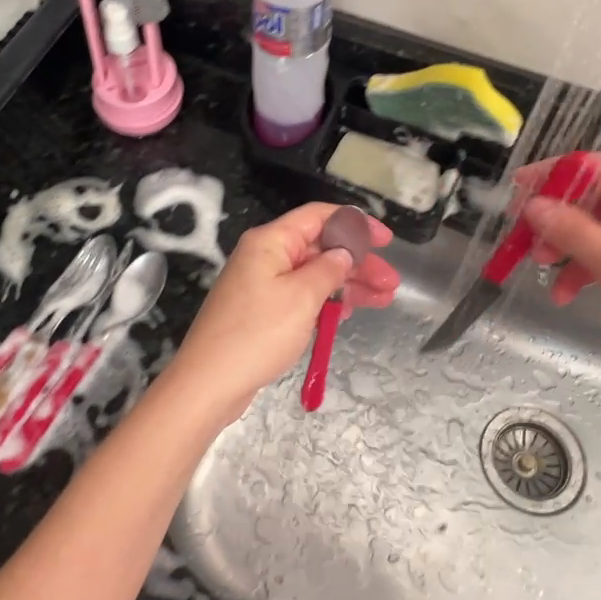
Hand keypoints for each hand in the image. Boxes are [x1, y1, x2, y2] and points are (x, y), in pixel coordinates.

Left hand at [165, 203, 398, 425]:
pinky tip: (349, 311)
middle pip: (320, 247)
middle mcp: (266, 256)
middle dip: (358, 262)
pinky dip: (327, 300)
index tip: (386, 240)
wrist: (209, 383)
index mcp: (271, 241)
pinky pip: (302, 295)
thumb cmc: (257, 334)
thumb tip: (345, 252)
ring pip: (315, 273)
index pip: (319, 216)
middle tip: (391, 283)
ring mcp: (263, 284)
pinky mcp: (263, 310)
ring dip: (349, 283)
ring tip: (383, 299)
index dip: (355, 223)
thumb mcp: (302, 297)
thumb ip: (329, 269)